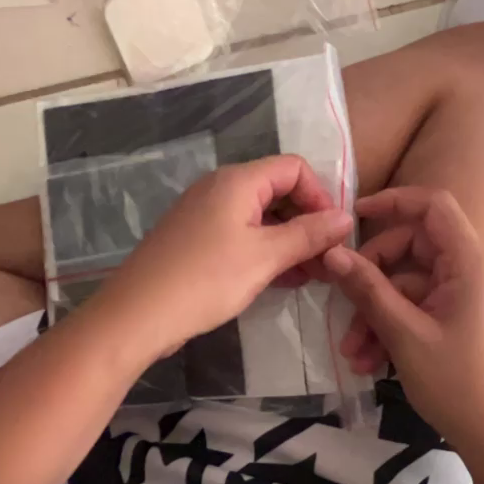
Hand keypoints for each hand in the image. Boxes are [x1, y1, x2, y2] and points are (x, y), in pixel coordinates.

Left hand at [95, 155, 352, 359]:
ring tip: (313, 276)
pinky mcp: (196, 240)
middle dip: (307, 223)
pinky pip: (241, 235)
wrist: (137, 315)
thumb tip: (346, 217)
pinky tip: (283, 280)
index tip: (333, 235)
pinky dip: (266, 251)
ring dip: (289, 241)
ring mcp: (205, 214)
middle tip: (329, 262)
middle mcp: (220, 188)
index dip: (320, 196)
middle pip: (278, 191)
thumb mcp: (265, 257)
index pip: (294, 168)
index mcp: (238, 181)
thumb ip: (308, 235)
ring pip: (261, 217)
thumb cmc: (205, 280)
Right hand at [322, 188, 483, 448]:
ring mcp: (465, 299)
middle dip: (372, 277)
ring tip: (351, 353)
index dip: (393, 202)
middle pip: (411, 249)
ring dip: (375, 313)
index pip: (432, 206)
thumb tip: (331, 253)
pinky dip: (391, 330)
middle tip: (342, 302)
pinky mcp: (459, 324)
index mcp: (469, 262)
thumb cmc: (459, 383)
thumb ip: (367, 289)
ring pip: (407, 287)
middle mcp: (470, 272)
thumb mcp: (405, 335)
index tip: (353, 216)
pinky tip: (368, 364)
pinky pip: (417, 311)